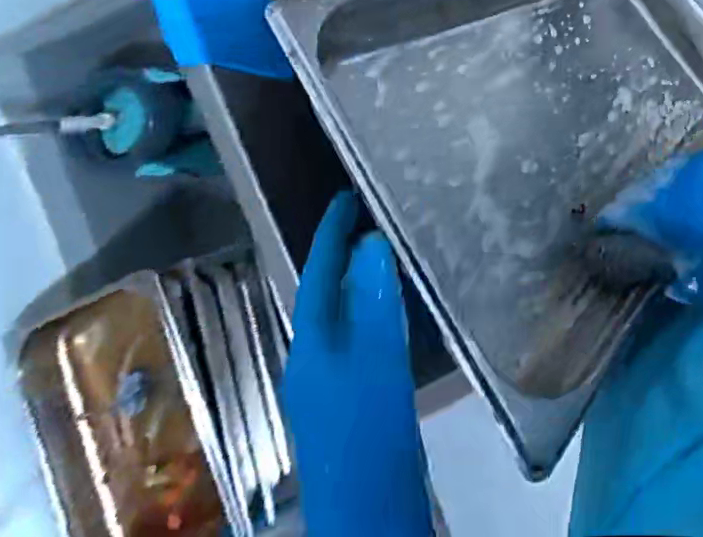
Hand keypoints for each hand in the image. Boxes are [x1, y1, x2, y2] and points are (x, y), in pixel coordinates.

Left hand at [282, 192, 433, 536]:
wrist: (371, 515)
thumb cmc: (371, 433)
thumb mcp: (375, 363)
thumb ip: (371, 302)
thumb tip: (370, 243)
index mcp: (310, 347)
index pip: (314, 275)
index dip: (329, 234)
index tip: (345, 197)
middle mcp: (311, 361)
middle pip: (323, 295)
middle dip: (340, 255)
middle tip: (369, 218)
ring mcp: (327, 385)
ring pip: (339, 317)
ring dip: (356, 283)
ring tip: (383, 253)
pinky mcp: (349, 403)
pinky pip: (355, 339)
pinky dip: (369, 313)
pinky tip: (393, 313)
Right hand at [596, 148, 702, 302]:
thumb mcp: (699, 279)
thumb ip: (666, 275)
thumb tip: (646, 275)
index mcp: (660, 208)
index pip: (619, 213)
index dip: (607, 226)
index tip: (600, 237)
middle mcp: (667, 180)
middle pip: (633, 193)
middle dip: (626, 210)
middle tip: (623, 228)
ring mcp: (686, 166)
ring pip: (652, 181)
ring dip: (646, 197)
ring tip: (646, 215)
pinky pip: (672, 174)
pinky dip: (666, 188)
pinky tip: (671, 202)